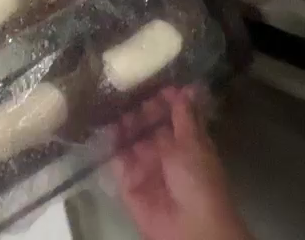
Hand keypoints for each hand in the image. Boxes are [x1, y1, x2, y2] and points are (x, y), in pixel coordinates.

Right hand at [111, 85, 250, 239]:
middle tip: (127, 90)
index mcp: (186, 143)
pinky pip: (116, 157)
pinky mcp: (127, 180)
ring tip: (114, 104)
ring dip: (123, 121)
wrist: (189, 227)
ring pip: (130, 137)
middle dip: (139, 108)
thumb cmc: (199, 181)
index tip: (152, 80)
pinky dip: (110, 141)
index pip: (172, 114)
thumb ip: (185, 115)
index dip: (163, 98)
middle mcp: (165, 152)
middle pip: (148, 124)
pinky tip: (105, 124)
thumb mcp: (194, 143)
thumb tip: (188, 86)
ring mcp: (145, 165)